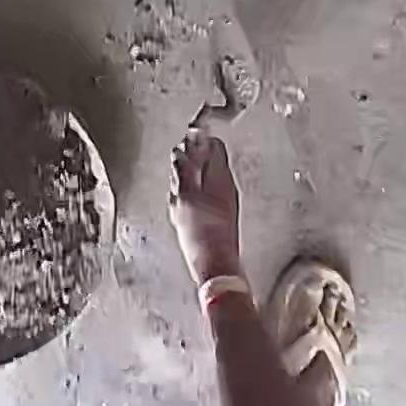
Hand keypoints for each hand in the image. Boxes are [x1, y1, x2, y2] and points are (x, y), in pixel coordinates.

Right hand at [169, 130, 243, 285]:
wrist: (215, 265)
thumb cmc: (201, 233)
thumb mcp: (185, 196)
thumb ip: (184, 169)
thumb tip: (183, 148)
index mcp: (221, 176)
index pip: (213, 144)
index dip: (196, 140)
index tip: (183, 144)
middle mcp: (227, 185)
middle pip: (209, 159)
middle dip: (190, 161)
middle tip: (177, 172)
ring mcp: (226, 199)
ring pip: (206, 176)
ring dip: (190, 179)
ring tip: (179, 192)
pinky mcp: (221, 214)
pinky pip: (206, 193)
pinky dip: (193, 195)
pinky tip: (184, 207)